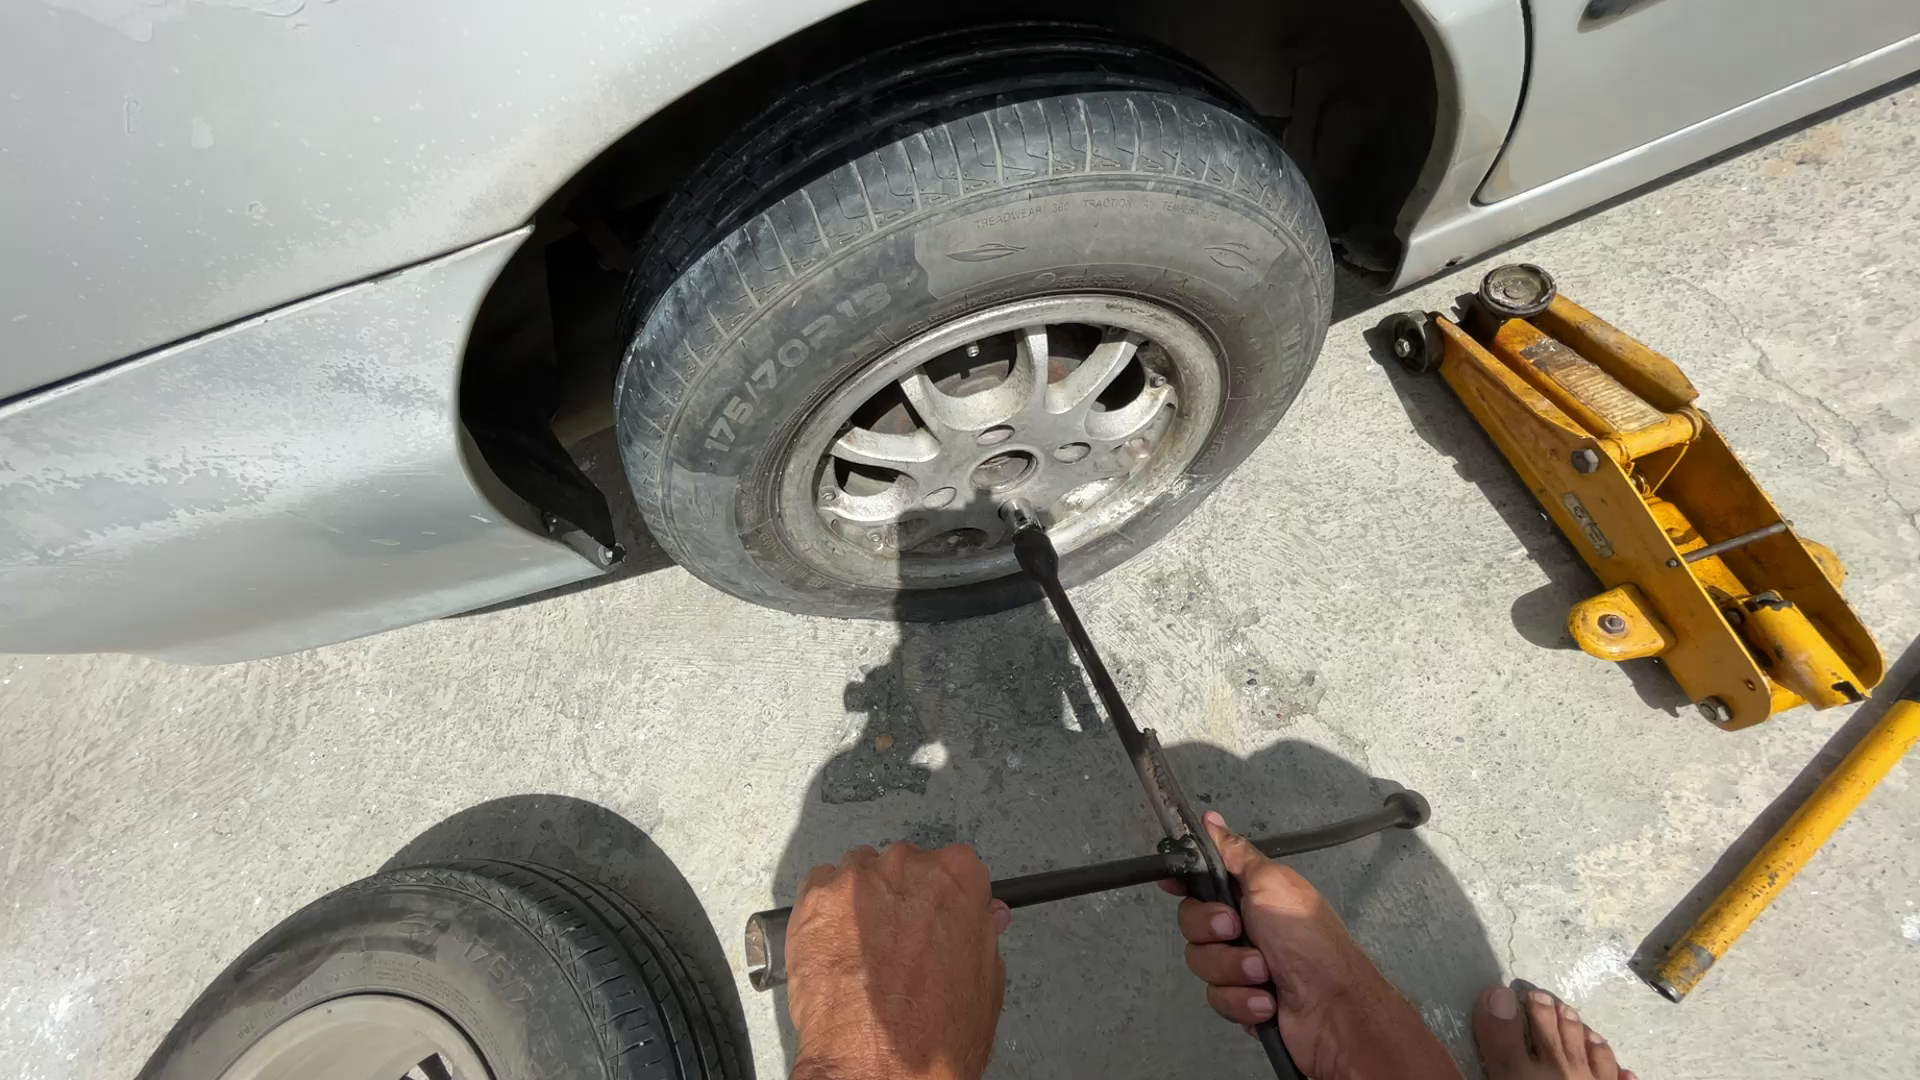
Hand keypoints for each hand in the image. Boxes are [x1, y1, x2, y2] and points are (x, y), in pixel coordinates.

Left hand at [786, 842, 1011, 1079]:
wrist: (875, 1070)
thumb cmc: (930, 1037)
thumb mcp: (984, 986)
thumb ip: (982, 935)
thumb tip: (984, 916)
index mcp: (957, 877)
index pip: (957, 867)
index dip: (947, 899)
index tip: (938, 918)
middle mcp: (908, 865)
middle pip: (906, 867)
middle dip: (903, 898)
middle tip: (899, 946)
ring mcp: (859, 877)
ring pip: (862, 873)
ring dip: (864, 901)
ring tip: (863, 953)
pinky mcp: (817, 896)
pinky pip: (822, 886)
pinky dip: (827, 913)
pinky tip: (836, 949)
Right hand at [1165, 812, 1459, 1079]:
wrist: (1335, 1012)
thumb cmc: (1304, 937)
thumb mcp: (1270, 882)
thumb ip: (1234, 851)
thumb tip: (1210, 818)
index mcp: (1246, 892)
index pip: (1199, 879)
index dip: (1181, 881)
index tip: (1172, 884)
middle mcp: (1239, 925)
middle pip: (1190, 919)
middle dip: (1210, 928)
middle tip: (1236, 928)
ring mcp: (1239, 964)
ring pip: (1200, 960)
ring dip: (1232, 967)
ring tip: (1264, 973)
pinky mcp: (1241, 1000)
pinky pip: (1217, 996)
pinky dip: (1241, 999)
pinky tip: (1267, 1001)